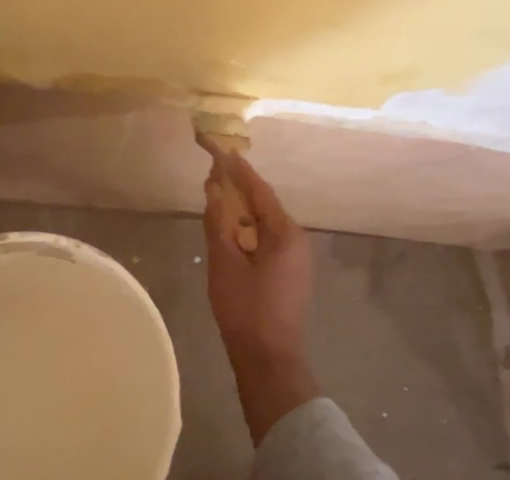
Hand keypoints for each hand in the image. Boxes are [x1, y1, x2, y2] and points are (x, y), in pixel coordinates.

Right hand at [204, 148, 320, 442]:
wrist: (269, 361)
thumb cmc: (245, 310)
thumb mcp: (224, 263)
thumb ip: (218, 222)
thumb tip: (213, 188)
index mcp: (285, 232)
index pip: (259, 189)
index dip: (237, 168)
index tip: (220, 148)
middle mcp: (297, 239)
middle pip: (264, 204)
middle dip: (238, 187)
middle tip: (213, 170)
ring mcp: (296, 258)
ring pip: (265, 223)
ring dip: (242, 209)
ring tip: (216, 194)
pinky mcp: (289, 273)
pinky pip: (267, 239)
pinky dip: (248, 229)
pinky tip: (229, 230)